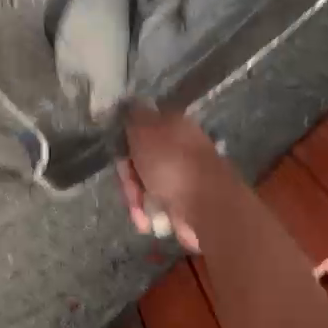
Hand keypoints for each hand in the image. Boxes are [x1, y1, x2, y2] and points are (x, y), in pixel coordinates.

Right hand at [116, 106, 225, 251]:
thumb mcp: (143, 131)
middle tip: (131, 193)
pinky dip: (153, 212)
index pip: (139, 130)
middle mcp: (181, 146)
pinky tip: (150, 222)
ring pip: (149, 185)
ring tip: (142, 217)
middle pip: (142, 161)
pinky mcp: (189, 199)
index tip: (121, 162)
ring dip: (139, 200)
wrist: (206, 205)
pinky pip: (161, 203)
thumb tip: (130, 105)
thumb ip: (133, 117)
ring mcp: (186, 174)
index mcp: (173, 124)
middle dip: (131, 180)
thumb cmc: (171, 164)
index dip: (125, 147)